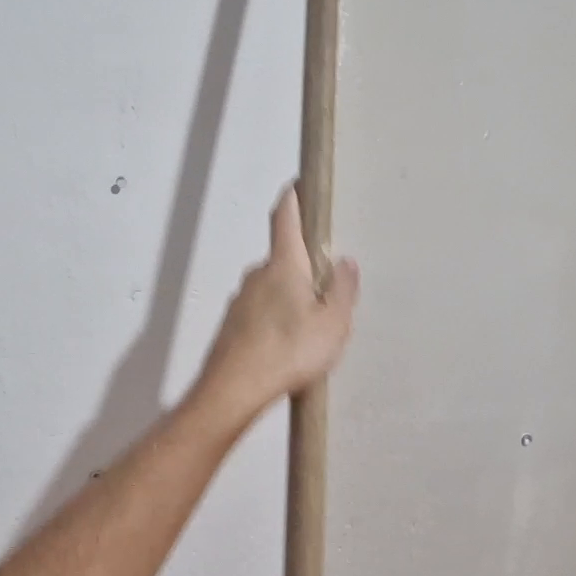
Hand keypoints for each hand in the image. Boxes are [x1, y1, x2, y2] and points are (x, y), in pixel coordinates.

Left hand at [190, 185, 359, 422]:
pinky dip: (273, 322)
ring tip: (309, 327)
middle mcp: (255, 276)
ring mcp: (239, 302)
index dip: (292, 199)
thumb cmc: (289, 352)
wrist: (233, 390)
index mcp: (283, 266)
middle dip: (301, 266)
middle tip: (325, 286)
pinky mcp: (230, 328)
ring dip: (287, 299)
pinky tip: (286, 349)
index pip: (285, 219)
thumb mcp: (332, 323)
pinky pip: (258, 315)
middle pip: (280, 259)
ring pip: (269, 290)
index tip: (297, 185)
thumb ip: (342, 290)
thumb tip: (345, 261)